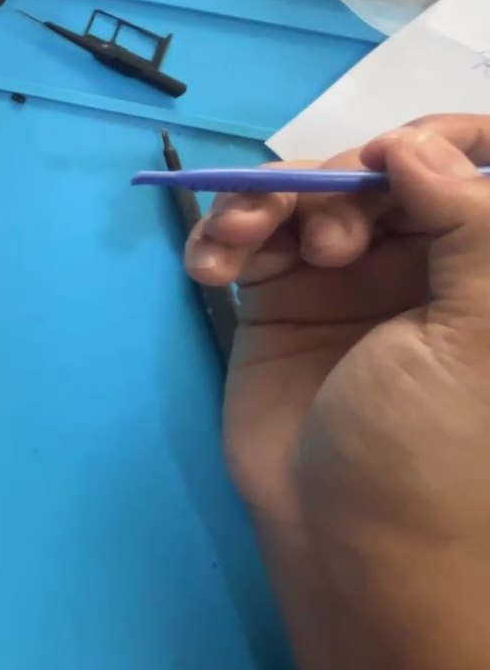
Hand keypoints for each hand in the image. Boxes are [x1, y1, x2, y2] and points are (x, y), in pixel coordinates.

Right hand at [186, 116, 489, 669]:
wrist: (344, 525)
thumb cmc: (441, 446)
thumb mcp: (479, 340)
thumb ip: (472, 234)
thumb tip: (410, 147)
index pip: (483, 168)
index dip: (441, 144)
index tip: (386, 159)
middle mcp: (429, 260)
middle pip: (370, 172)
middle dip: (324, 186)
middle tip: (313, 241)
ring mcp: (345, 275)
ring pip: (293, 198)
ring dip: (252, 210)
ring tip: (231, 251)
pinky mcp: (275, 292)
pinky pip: (240, 237)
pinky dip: (216, 241)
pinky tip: (208, 271)